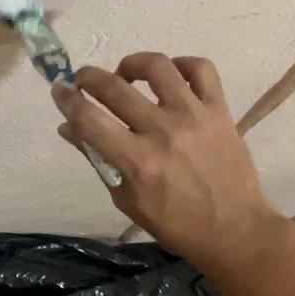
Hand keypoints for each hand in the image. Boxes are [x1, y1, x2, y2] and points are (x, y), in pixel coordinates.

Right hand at [52, 53, 284, 274]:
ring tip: (126, 74)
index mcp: (137, 161)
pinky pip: (201, 70)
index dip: (66, 99)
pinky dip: (182, 65)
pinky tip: (171, 76)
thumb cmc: (176, 223)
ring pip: (157, 67)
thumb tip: (68, 127)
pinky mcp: (220, 111)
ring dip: (132, 64)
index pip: (88, 118)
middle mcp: (162, 132)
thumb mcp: (126, 199)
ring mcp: (194, 116)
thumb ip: (98, 159)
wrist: (236, 231)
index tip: (59, 89)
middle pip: (114, 87)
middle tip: (83, 80)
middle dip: (88, 77)